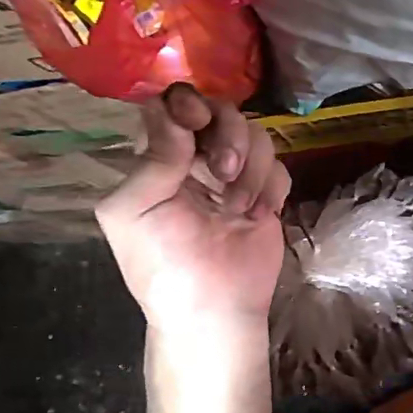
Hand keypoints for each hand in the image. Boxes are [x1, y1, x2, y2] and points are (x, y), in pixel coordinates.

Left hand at [97, 84, 291, 340]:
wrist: (214, 308)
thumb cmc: (163, 263)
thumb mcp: (134, 211)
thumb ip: (152, 158)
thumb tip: (178, 113)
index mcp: (156, 158)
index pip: (171, 106)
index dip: (187, 104)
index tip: (196, 123)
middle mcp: (195, 159)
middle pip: (220, 110)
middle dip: (228, 136)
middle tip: (224, 171)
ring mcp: (234, 176)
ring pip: (255, 134)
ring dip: (251, 168)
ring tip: (239, 207)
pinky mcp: (266, 193)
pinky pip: (279, 165)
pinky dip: (271, 187)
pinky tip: (259, 215)